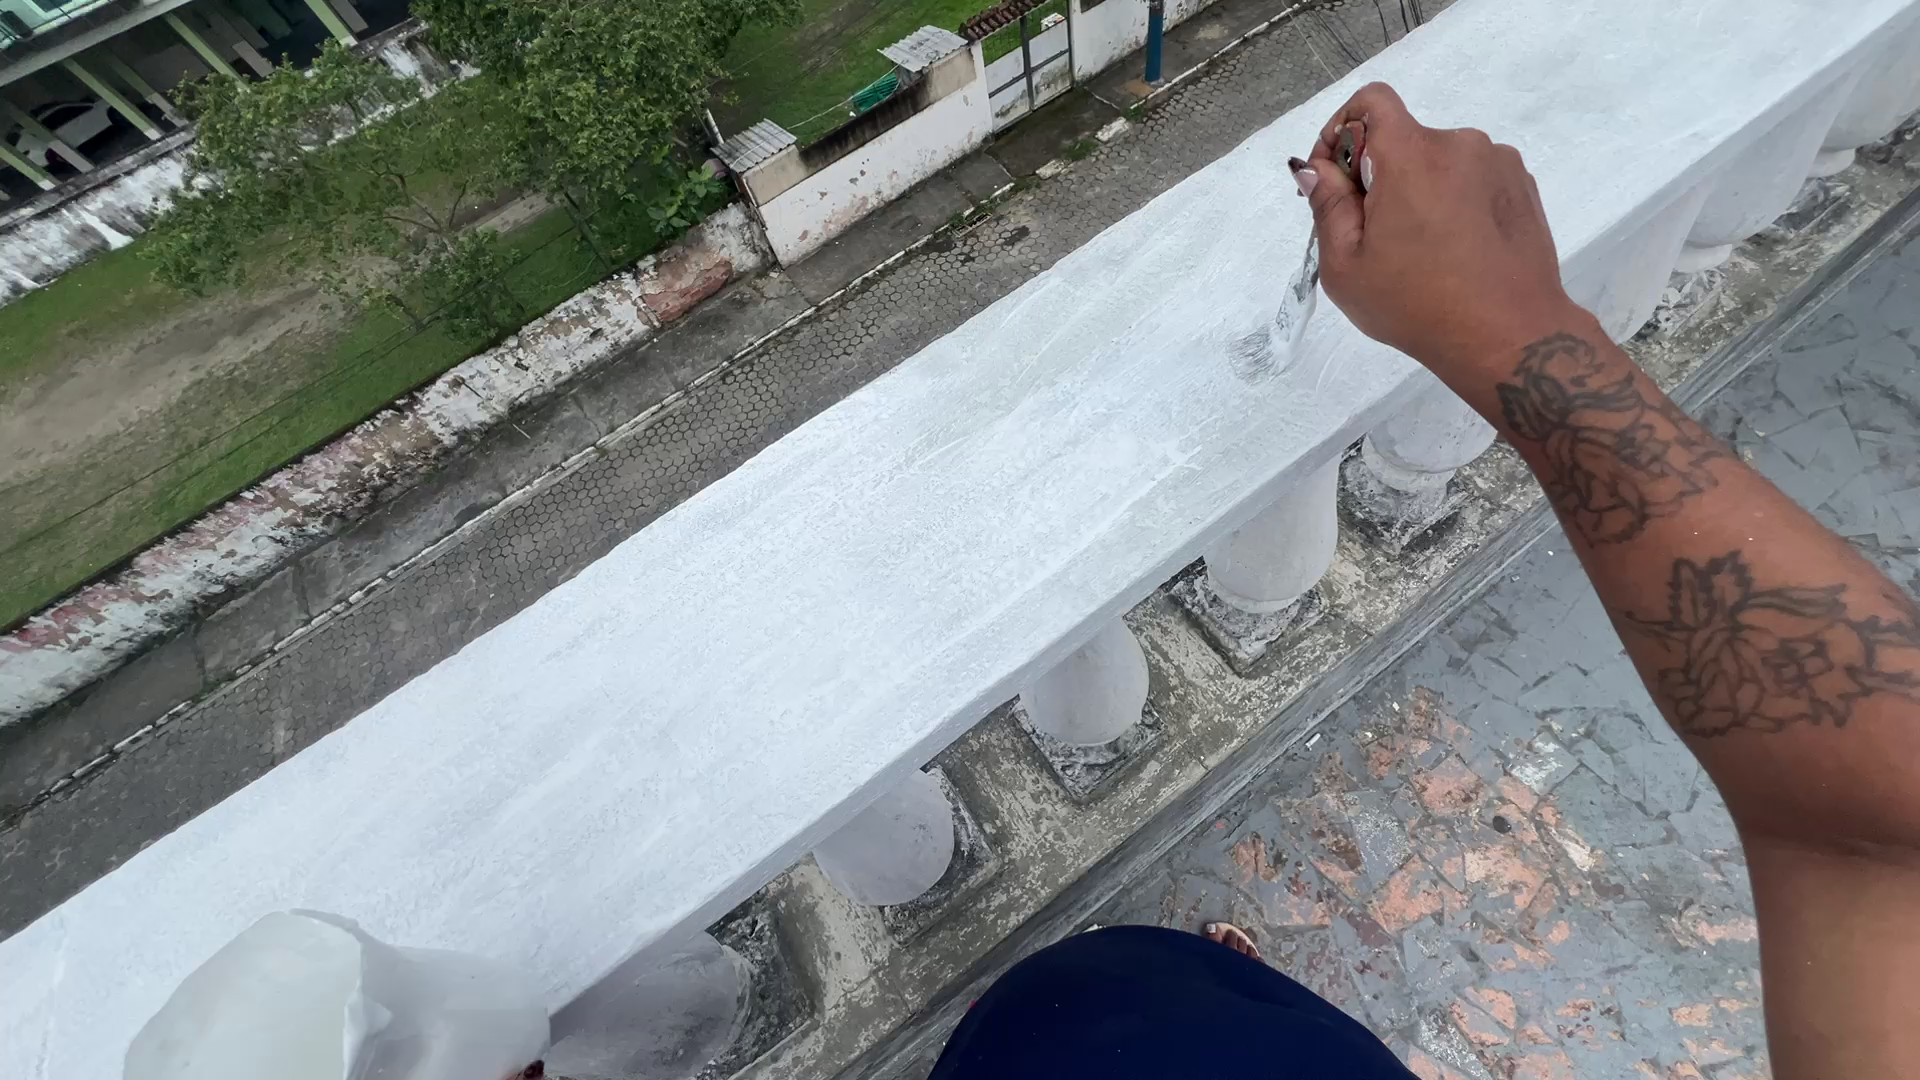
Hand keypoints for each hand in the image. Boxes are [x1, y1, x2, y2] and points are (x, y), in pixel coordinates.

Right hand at [1293, 82, 1588, 378]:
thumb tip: (1316, 169)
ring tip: (1410, 251)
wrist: (1503, 331)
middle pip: (1400, 141)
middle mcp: (1458, 144)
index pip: (1371, 102)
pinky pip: (1466, 179)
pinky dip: (1445, 202)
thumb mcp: (1345, 266)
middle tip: (1365, 238)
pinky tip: (1445, 250)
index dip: (1340, 131)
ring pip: (1433, 163)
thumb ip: (1327, 208)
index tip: (1331, 180)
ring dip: (1410, 192)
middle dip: (1373, 177)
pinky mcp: (1518, 184)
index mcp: (1411, 158)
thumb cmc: (1411, 303)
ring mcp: (1495, 162)